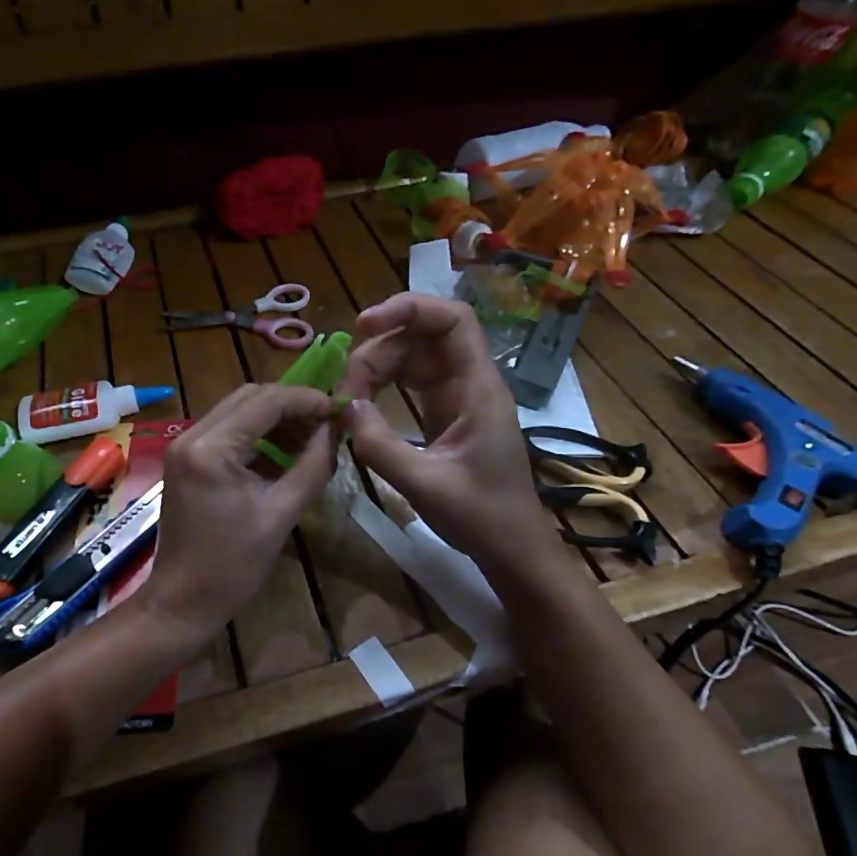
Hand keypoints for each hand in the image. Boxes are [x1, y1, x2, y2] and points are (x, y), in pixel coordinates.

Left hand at [135, 384, 339, 640]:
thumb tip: (337, 429)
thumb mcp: (282, 513)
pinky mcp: (185, 463)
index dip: (307, 400)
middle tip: (326, 426)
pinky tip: (283, 457)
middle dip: (291, 407)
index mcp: (210, 448)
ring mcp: (184, 449)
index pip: (265, 401)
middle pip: (248, 399)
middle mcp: (191, 437)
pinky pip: (226, 435)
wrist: (182, 601)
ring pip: (237, 414)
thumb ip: (313, 464)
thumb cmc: (232, 565)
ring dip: (274, 421)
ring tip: (311, 443)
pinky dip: (256, 439)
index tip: (340, 410)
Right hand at [338, 294, 548, 566]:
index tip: (364, 324)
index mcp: (477, 388)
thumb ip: (380, 446)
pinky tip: (359, 404)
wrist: (511, 546)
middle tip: (344, 388)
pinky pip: (408, 383)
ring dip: (375, 368)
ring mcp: (456, 397)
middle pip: (421, 337)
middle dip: (378, 349)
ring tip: (347, 399)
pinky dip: (381, 386)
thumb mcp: (424, 484)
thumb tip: (345, 408)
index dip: (409, 308)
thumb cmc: (480, 516)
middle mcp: (469, 382)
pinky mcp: (443, 414)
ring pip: (411, 358)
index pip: (452, 320)